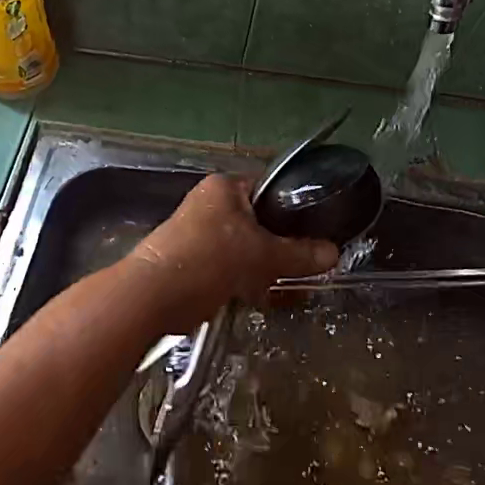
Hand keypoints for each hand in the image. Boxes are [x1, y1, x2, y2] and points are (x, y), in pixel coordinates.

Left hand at [124, 174, 339, 331]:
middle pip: (258, 220)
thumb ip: (300, 254)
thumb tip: (334, 253)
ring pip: (243, 245)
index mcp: (225, 187)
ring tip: (286, 287)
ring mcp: (196, 231)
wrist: (149, 298)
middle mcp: (209, 202)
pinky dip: (244, 279)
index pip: (270, 187)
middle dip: (280, 245)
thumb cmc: (208, 261)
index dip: (294, 206)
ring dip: (263, 266)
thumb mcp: (262, 257)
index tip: (315, 228)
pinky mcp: (188, 259)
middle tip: (303, 264)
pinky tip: (260, 297)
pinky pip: (227, 264)